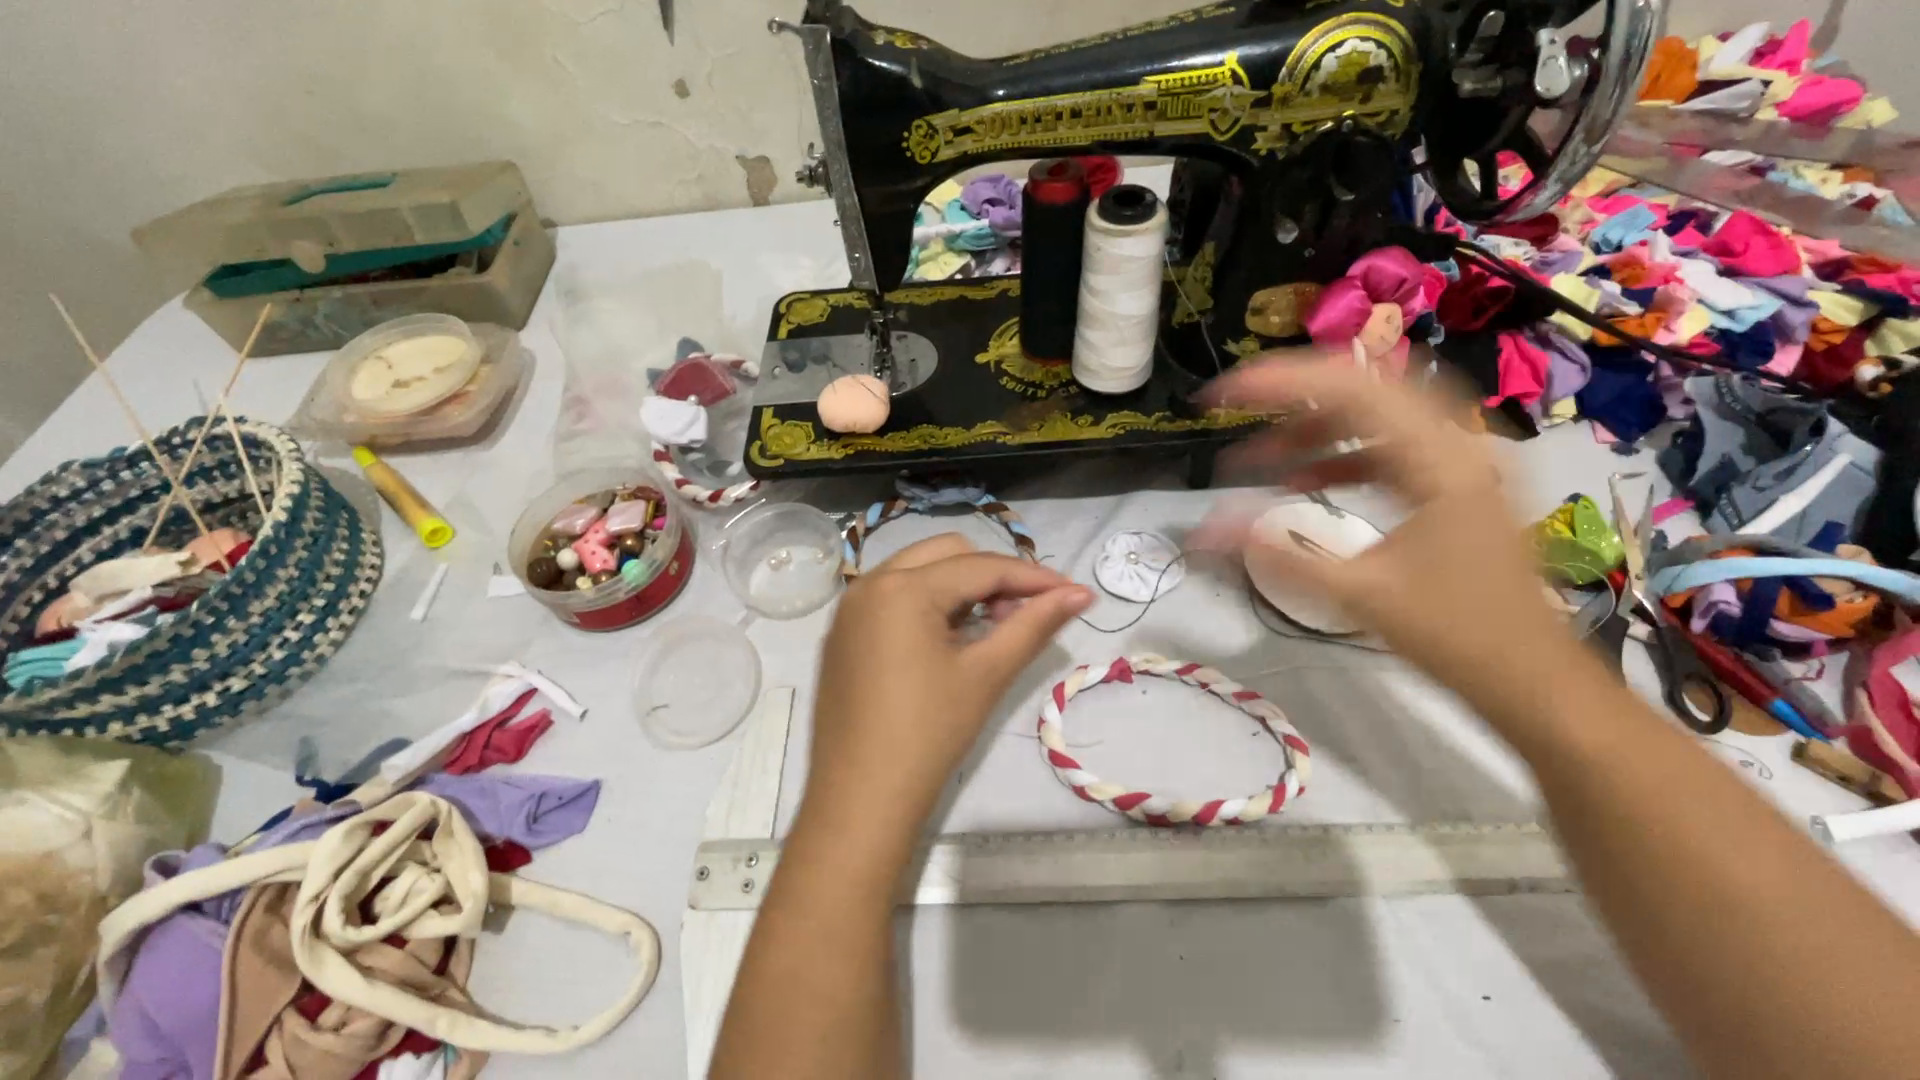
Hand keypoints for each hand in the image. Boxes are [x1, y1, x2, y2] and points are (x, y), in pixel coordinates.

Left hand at [807, 535, 1092, 826]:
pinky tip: (948, 644)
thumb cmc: (929, 734)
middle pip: (946, 554)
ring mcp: (849, 610)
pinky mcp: (841, 636)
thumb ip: (1034, 624)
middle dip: (992, 576)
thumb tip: (1080, 594)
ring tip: (990, 630)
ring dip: (959, 588)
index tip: (1074, 593)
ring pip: (917, 572)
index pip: (982, 566)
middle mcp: (868, 584)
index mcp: (902, 587)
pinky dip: (927, 606)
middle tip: (1023, 616)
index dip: (1033, 577)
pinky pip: (892, 598)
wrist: (861, 797)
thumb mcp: (987, 674)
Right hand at [1197, 356, 1569, 694]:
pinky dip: (1341, 459)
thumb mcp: (1357, 593)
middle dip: (1293, 398)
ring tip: (1260, 455)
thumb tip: (1204, 531)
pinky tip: (1301, 485)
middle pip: (1364, 389)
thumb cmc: (1455, 634)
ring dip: (1315, 430)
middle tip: (1237, 411)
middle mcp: (1453, 446)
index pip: (1350, 388)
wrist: (1532, 679)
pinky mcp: (1453, 489)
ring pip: (1376, 419)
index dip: (1279, 382)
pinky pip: (1389, 451)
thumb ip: (1277, 555)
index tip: (1223, 395)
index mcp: (1438, 460)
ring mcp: (1457, 466)